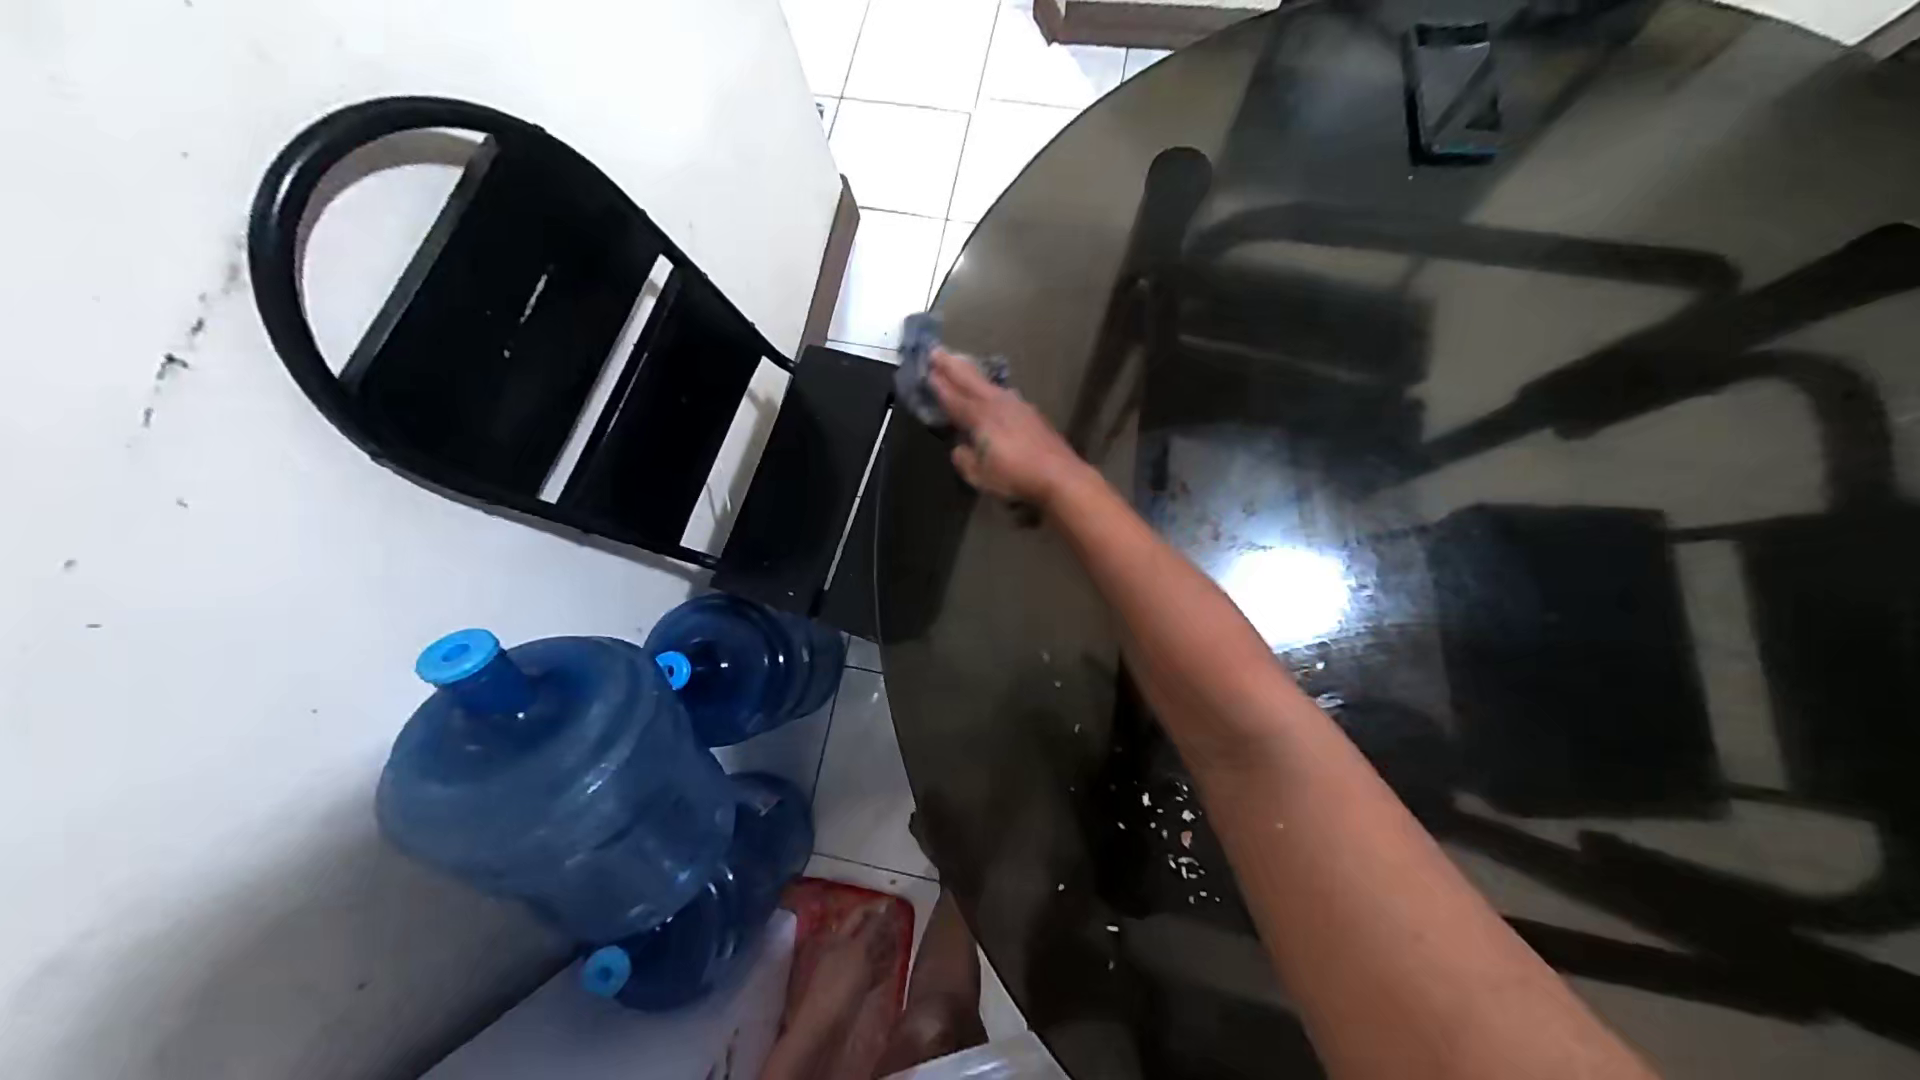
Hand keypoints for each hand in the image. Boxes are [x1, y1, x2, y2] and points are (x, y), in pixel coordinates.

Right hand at [929, 348, 1088, 508]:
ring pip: (987, 384)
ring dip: (971, 374)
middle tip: (936, 351)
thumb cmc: (1015, 476)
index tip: (927, 370)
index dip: (939, 385)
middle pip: (970, 380)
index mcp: (980, 416)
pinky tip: (990, 392)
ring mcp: (1017, 406)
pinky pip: (1002, 394)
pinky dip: (988, 388)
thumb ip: (964, 459)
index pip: (953, 398)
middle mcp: (997, 404)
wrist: (1059, 475)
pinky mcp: (1030, 414)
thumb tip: (961, 448)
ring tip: (961, 365)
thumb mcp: (979, 475)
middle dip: (951, 365)